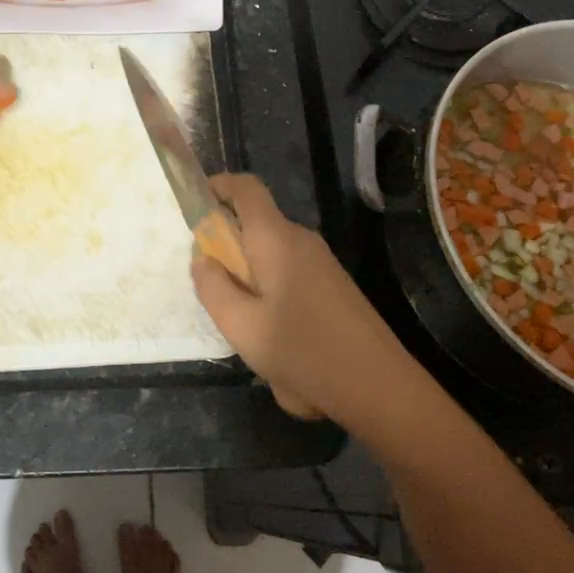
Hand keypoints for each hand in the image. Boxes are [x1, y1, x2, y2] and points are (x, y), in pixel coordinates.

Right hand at [191, 174, 425, 424]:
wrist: (379, 386)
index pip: (246, 188)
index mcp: (276, 238)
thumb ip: (212, 287)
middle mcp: (301, 240)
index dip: (218, 186)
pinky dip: (272, 298)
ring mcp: (321, 263)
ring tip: (247, 329)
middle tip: (212, 291)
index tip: (195, 205)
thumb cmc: (303, 352)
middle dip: (228, 249)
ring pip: (270, 257)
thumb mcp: (241, 326)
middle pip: (255, 225)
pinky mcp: (333, 286)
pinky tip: (278, 344)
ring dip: (250, 283)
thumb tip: (203, 258)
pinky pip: (289, 277)